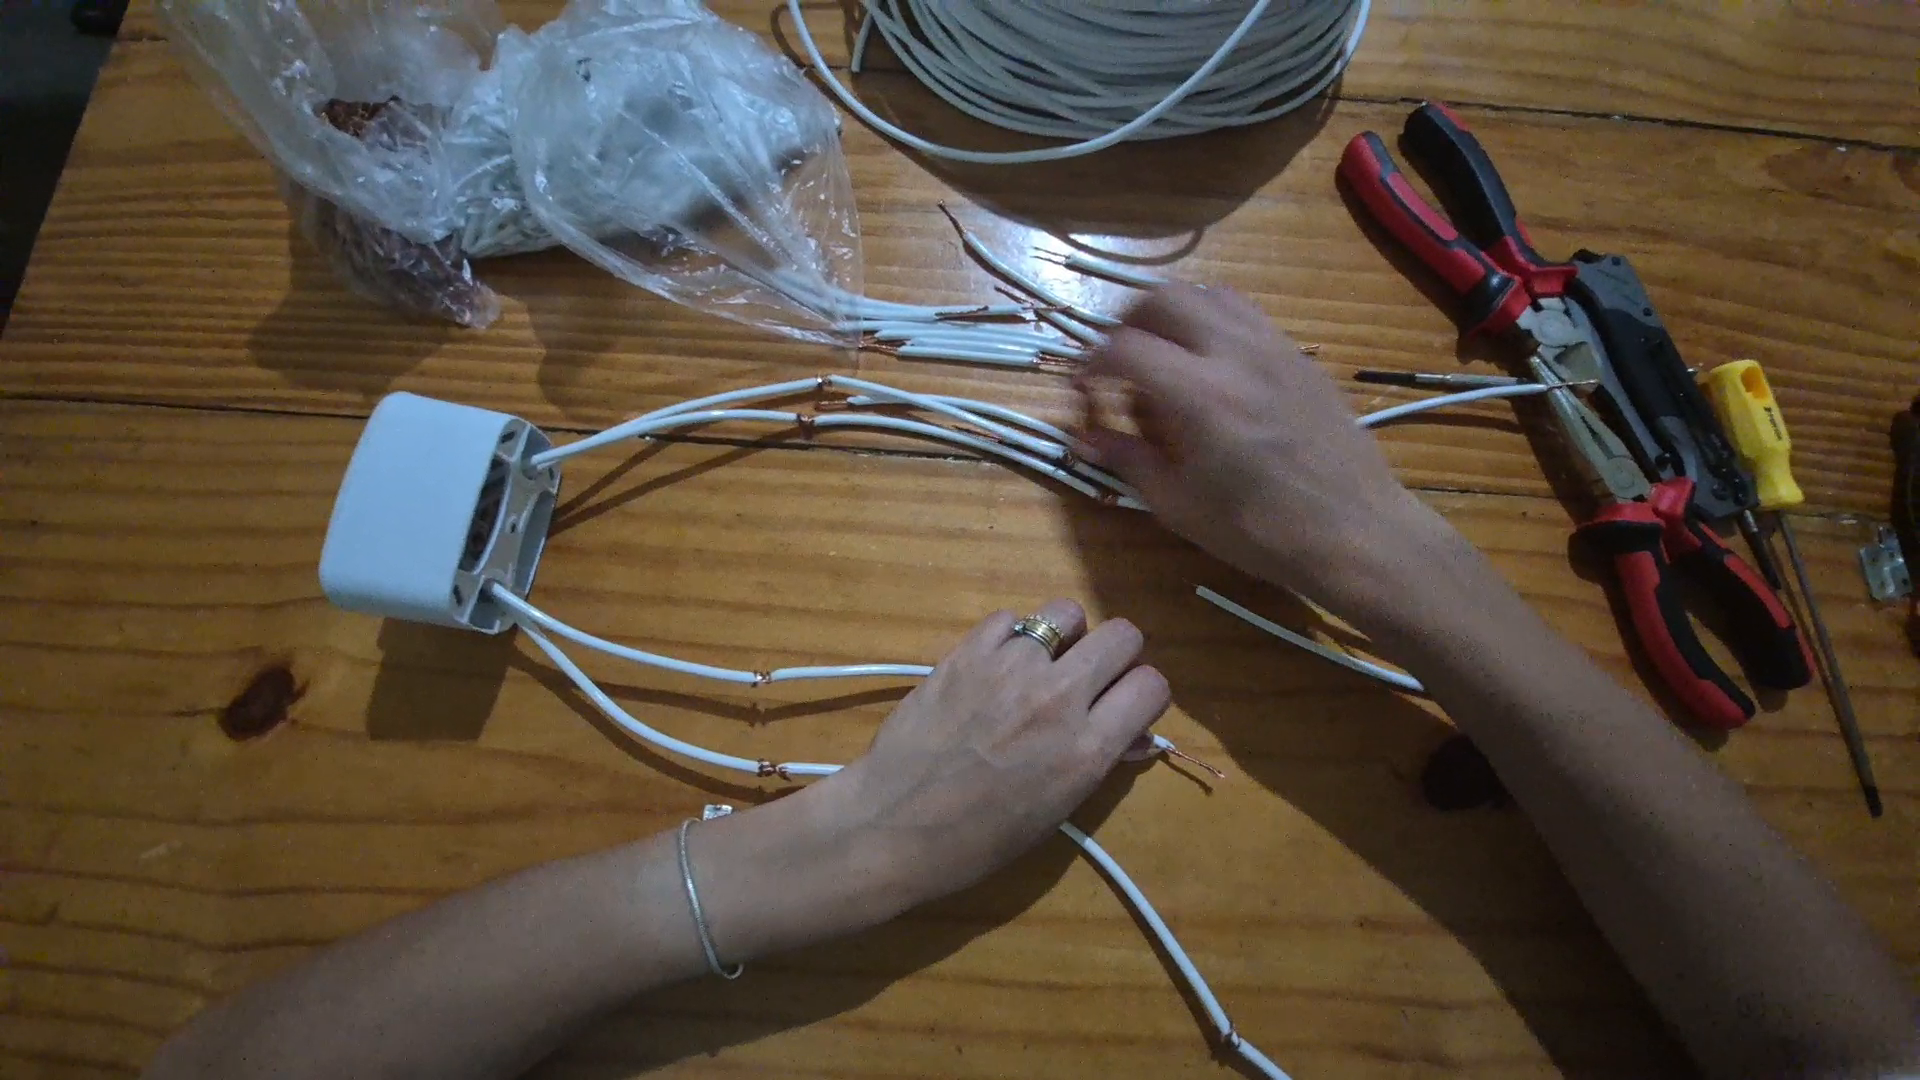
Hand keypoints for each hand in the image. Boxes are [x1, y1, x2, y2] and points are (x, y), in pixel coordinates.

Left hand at [825, 600, 1168, 907]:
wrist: (893, 824)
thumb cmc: (978, 839)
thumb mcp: (1055, 811)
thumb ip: (1099, 761)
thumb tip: (1132, 732)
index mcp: (1086, 750)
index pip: (1151, 685)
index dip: (1143, 693)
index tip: (1124, 704)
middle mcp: (1057, 698)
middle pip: (1123, 635)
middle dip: (1116, 655)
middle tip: (1090, 677)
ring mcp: (1009, 667)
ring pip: (1066, 613)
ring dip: (1064, 637)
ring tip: (1042, 663)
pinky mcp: (967, 651)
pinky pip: (1010, 619)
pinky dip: (1011, 638)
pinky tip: (995, 664)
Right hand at [1074, 283, 1439, 607]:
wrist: (1353, 532)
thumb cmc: (1258, 531)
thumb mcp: (1178, 505)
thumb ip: (1128, 460)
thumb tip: (1083, 439)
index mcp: (1199, 395)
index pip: (1125, 348)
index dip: (1090, 362)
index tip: (1081, 386)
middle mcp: (1235, 353)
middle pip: (1165, 298)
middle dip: (1126, 323)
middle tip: (1115, 362)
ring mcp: (1273, 347)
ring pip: (1208, 295)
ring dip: (1170, 314)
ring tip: (1160, 355)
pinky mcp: (1298, 356)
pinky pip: (1245, 314)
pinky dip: (1210, 323)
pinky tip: (1208, 365)